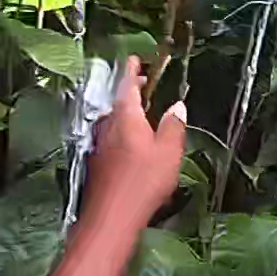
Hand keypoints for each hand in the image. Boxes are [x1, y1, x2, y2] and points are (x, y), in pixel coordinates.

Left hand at [79, 58, 186, 232]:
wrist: (112, 217)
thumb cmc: (144, 179)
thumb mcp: (168, 151)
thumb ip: (173, 126)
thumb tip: (177, 106)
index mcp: (126, 118)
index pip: (126, 87)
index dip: (132, 72)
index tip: (135, 59)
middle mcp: (108, 127)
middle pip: (118, 102)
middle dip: (130, 90)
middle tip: (144, 83)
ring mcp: (101, 146)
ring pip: (114, 120)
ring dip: (126, 111)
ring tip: (142, 109)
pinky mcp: (99, 163)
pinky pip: (112, 136)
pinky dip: (123, 129)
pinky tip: (133, 139)